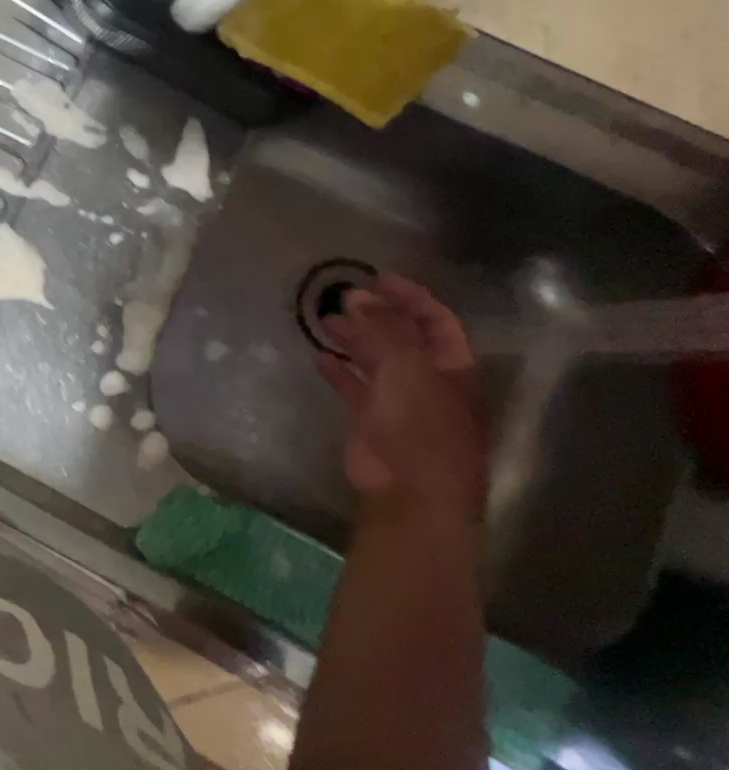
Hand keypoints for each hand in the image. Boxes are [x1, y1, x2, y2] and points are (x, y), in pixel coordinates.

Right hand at [317, 274, 485, 515]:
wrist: (410, 492)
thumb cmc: (420, 429)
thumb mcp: (405, 370)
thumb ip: (382, 330)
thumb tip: (356, 294)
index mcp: (450, 368)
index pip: (435, 322)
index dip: (410, 297)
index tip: (376, 277)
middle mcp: (428, 381)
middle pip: (404, 339)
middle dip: (376, 315)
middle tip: (341, 296)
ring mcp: (399, 402)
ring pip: (375, 361)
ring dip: (354, 339)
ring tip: (324, 320)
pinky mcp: (371, 421)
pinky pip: (354, 387)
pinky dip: (338, 371)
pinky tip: (319, 357)